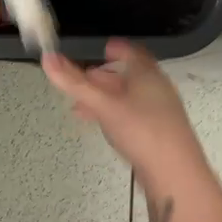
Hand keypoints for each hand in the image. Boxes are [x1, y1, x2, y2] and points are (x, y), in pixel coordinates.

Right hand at [43, 40, 208, 190]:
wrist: (174, 172)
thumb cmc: (141, 130)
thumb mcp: (102, 104)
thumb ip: (74, 82)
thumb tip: (47, 58)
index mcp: (147, 76)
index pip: (132, 53)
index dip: (116, 49)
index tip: (102, 48)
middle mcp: (156, 90)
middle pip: (129, 75)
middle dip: (104, 76)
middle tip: (82, 78)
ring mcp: (158, 112)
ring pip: (128, 97)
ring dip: (105, 97)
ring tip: (81, 104)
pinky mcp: (156, 132)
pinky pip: (130, 114)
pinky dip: (112, 113)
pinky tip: (100, 125)